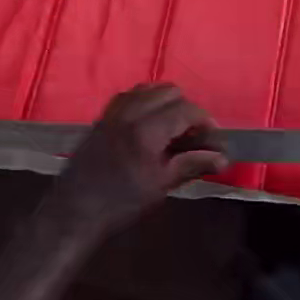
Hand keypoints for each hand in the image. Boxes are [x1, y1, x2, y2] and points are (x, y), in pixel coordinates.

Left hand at [43, 83, 227, 238]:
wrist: (75, 210)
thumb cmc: (122, 203)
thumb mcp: (161, 185)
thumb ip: (192, 164)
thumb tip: (223, 158)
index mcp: (147, 129)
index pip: (186, 110)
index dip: (206, 121)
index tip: (214, 139)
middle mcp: (130, 112)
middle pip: (169, 91)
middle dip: (187, 109)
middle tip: (194, 135)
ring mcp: (113, 112)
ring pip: (148, 89)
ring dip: (166, 102)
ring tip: (173, 127)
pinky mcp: (102, 117)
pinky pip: (129, 96)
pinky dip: (145, 102)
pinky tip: (149, 123)